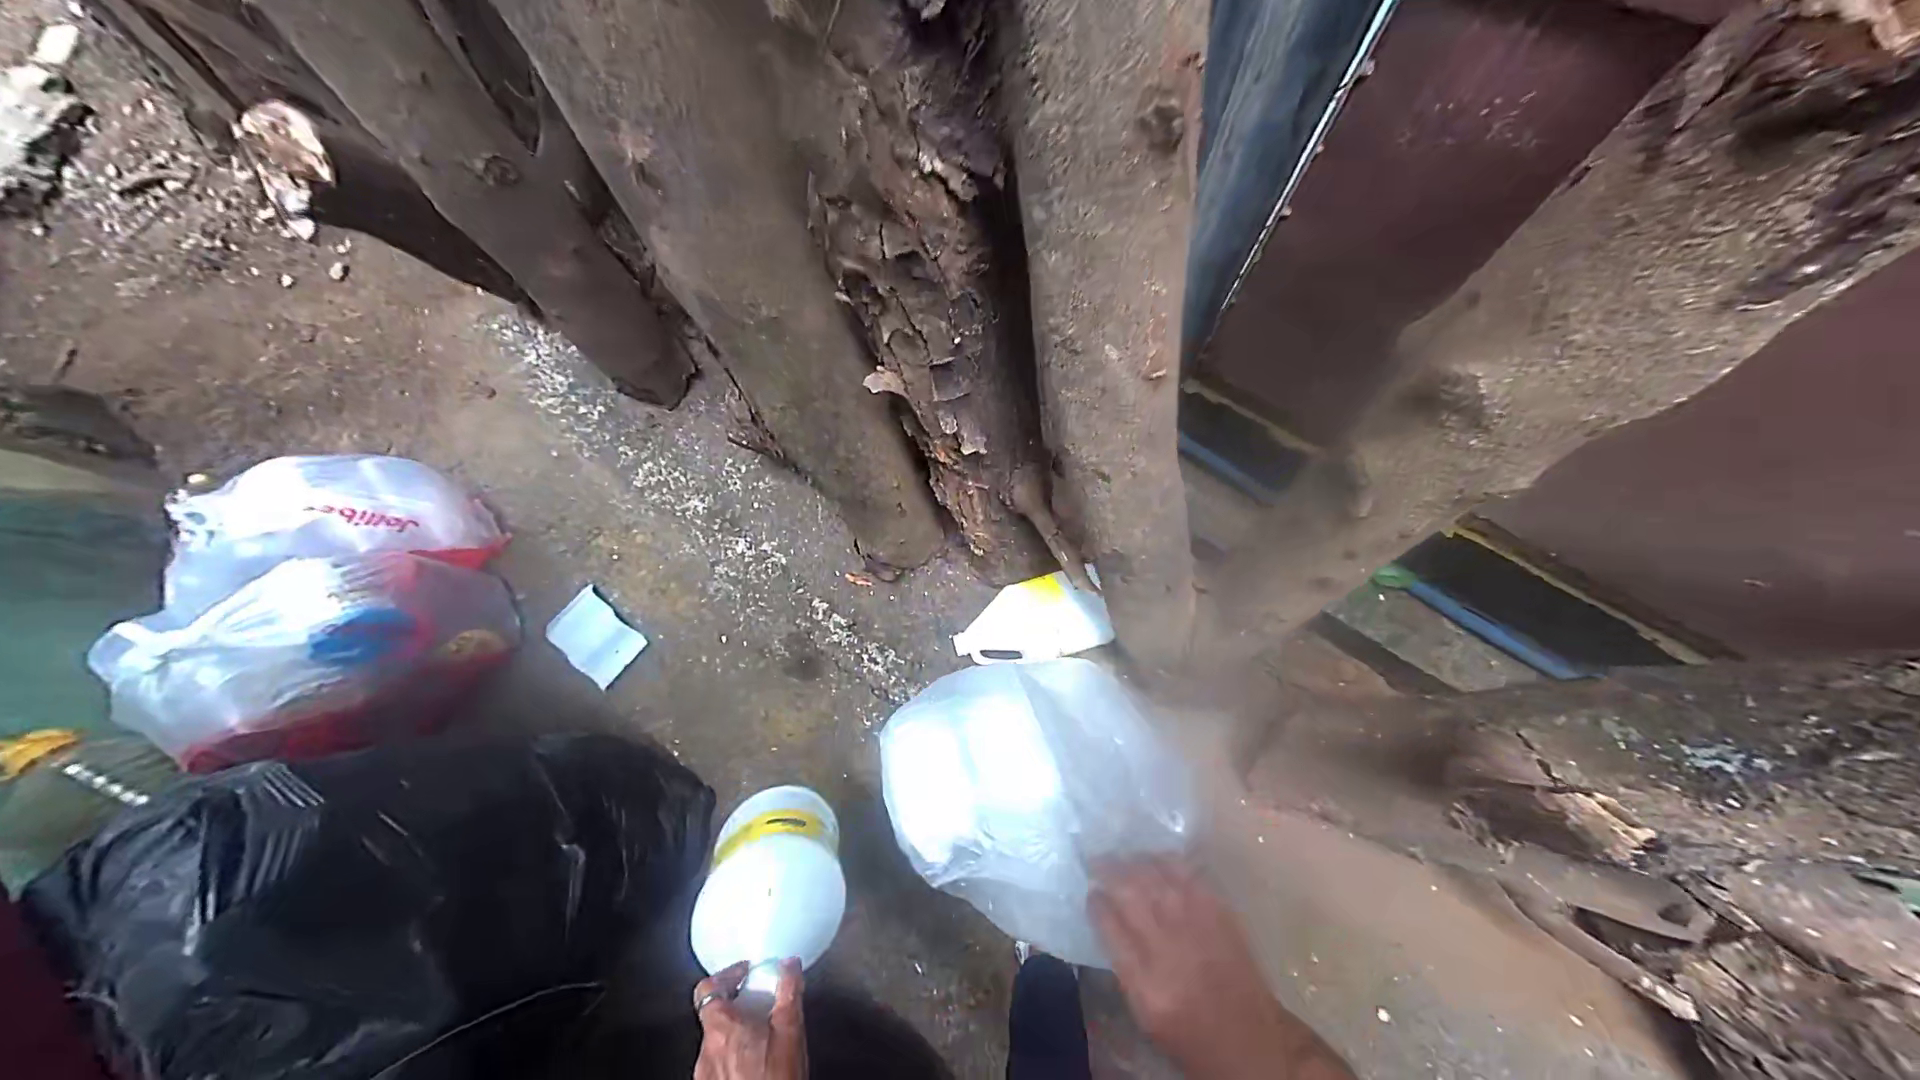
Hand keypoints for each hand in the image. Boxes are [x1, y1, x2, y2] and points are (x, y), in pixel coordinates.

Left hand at [693, 959, 807, 1079]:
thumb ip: (789, 989)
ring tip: (762, 1037)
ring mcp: (705, 1079)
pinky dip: (733, 1058)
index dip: (727, 975)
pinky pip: (717, 1067)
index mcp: (722, 1030)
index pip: (706, 988)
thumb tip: (789, 964)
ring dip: (736, 1034)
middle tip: (761, 1005)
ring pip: (716, 1043)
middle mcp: (706, 1054)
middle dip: (738, 1006)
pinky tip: (755, 1064)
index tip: (746, 973)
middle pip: (714, 1016)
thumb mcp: (791, 1029)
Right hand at [1089, 857, 1353, 1079]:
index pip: (1109, 925)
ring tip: (1122, 856)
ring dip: (1134, 860)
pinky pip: (1189, 874)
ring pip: (1157, 876)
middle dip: (1107, 869)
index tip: (1090, 891)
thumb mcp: (1145, 1016)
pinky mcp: (1222, 915)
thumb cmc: (1192, 1039)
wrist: (1255, 1045)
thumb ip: (1123, 966)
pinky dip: (1168, 861)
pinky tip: (1156, 859)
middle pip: (1129, 892)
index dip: (1095, 902)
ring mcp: (1198, 926)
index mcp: (1146, 984)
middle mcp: (1170, 949)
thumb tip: (1106, 918)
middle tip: (1095, 859)